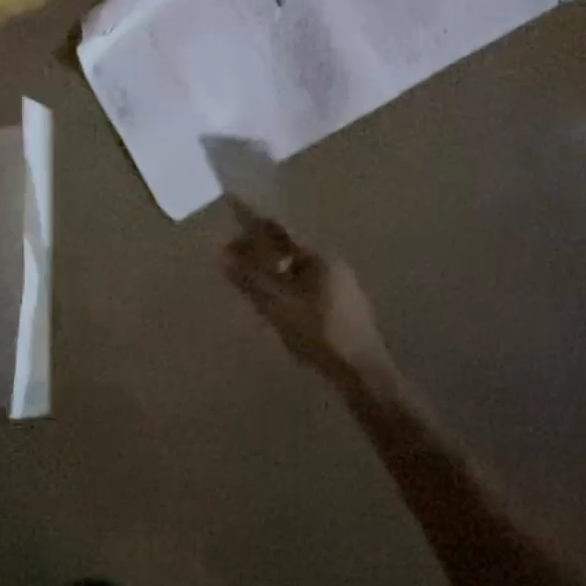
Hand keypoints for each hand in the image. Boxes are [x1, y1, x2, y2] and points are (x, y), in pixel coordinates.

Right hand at [222, 204, 391, 384]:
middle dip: (260, 248)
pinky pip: (306, 283)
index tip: (232, 211)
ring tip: (248, 275)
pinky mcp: (343, 307)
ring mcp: (342, 286)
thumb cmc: (319, 333)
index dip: (254, 223)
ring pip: (298, 268)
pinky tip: (274, 298)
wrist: (362, 374)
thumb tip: (223, 256)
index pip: (281, 231)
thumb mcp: (277, 306)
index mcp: (320, 259)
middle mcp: (333, 265)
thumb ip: (250, 280)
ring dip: (273, 268)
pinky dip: (286, 283)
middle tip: (233, 253)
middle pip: (289, 248)